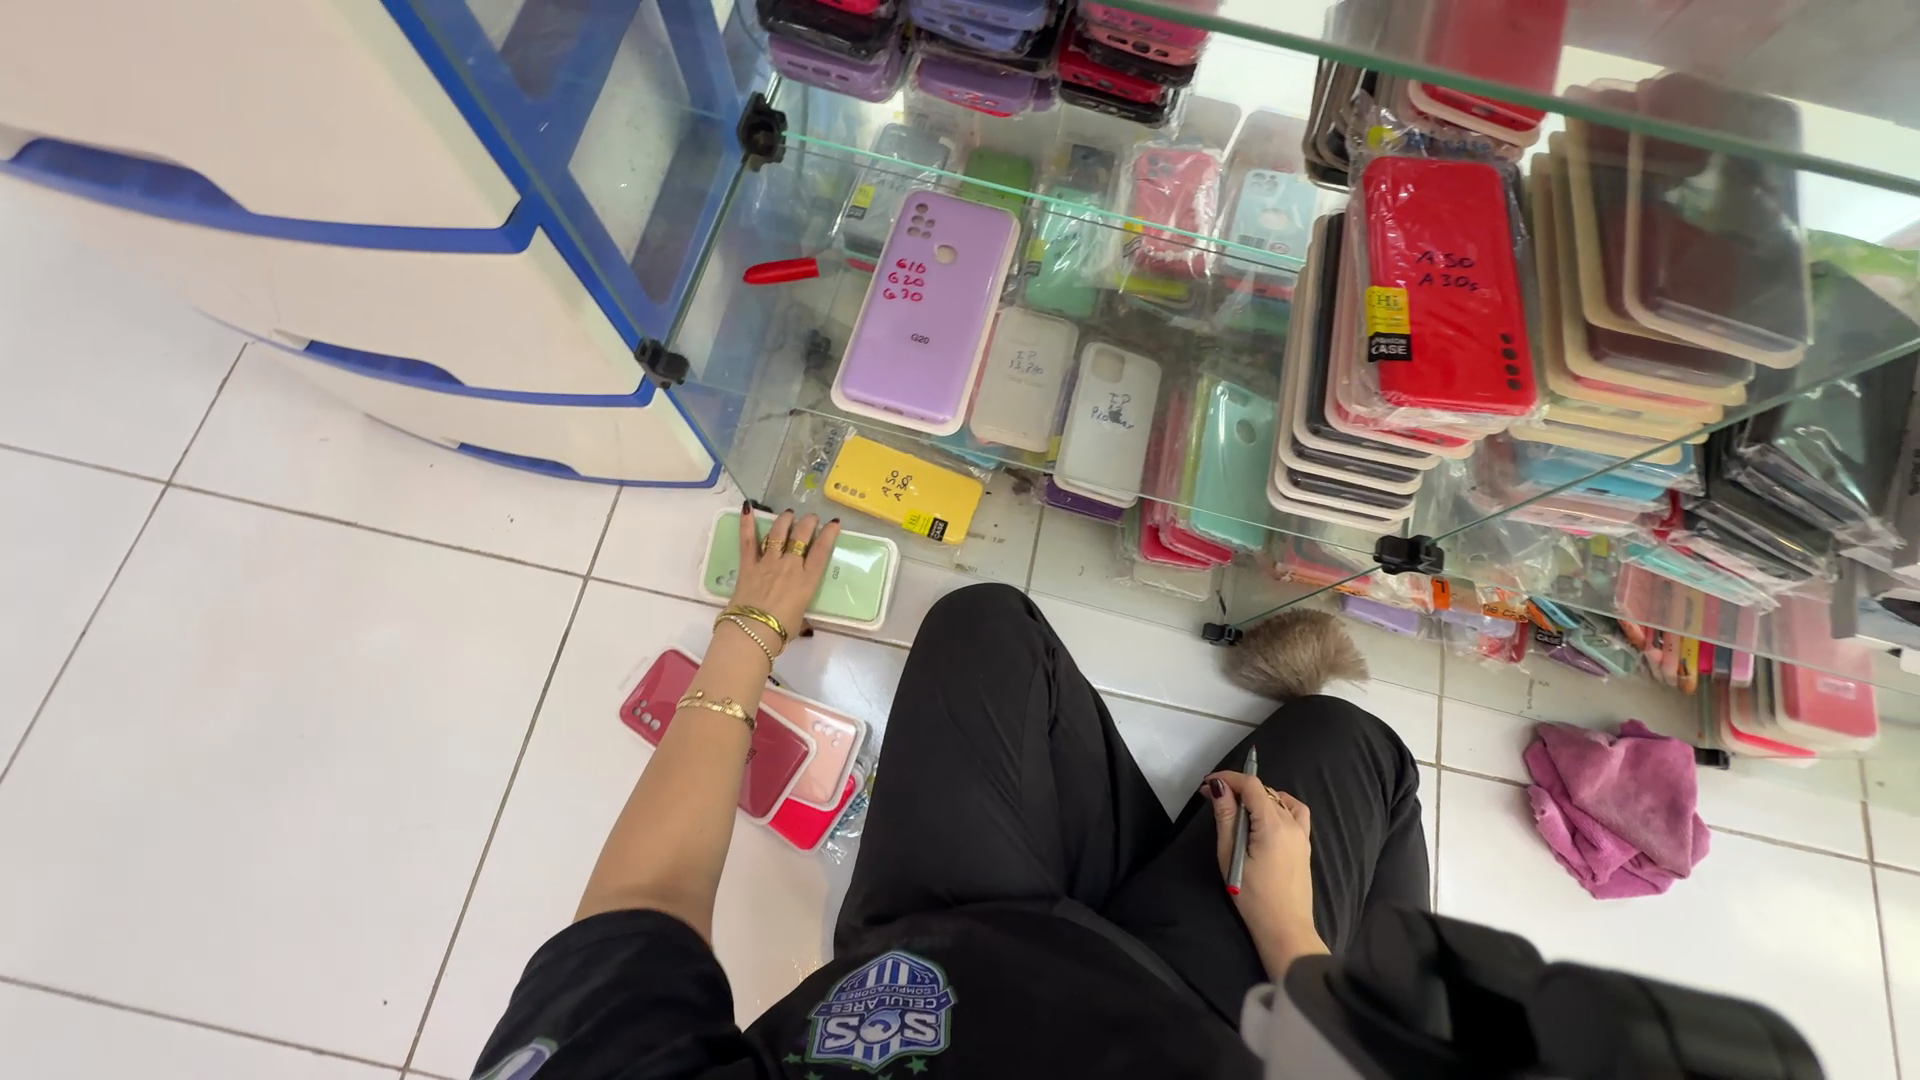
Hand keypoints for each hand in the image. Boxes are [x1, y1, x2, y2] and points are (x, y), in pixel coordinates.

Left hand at [730, 503, 841, 643]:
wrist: (753, 631)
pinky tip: (748, 508)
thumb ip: (802, 611)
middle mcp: (790, 566)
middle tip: (811, 518)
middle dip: (808, 522)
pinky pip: (748, 541)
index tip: (834, 523)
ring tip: (789, 514)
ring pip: (778, 533)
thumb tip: (802, 621)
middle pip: (801, 536)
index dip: (829, 534)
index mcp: (807, 580)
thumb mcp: (801, 620)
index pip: (822, 550)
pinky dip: (747, 524)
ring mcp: (768, 562)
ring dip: (785, 520)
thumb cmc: (781, 630)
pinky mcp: (748, 565)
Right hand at [1206, 770, 1328, 976]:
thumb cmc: (1253, 896)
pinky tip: (1266, 815)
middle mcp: (1291, 824)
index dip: (1229, 778)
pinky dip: (1280, 804)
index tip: (1208, 785)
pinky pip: (1296, 812)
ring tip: (1237, 808)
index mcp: (1273, 825)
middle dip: (1237, 788)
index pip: (1252, 785)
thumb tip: (1220, 787)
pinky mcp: (1304, 845)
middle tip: (1213, 799)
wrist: (1285, 929)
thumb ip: (1227, 817)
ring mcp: (1301, 834)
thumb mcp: (1231, 855)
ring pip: (1278, 799)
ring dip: (1256, 796)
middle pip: (1264, 791)